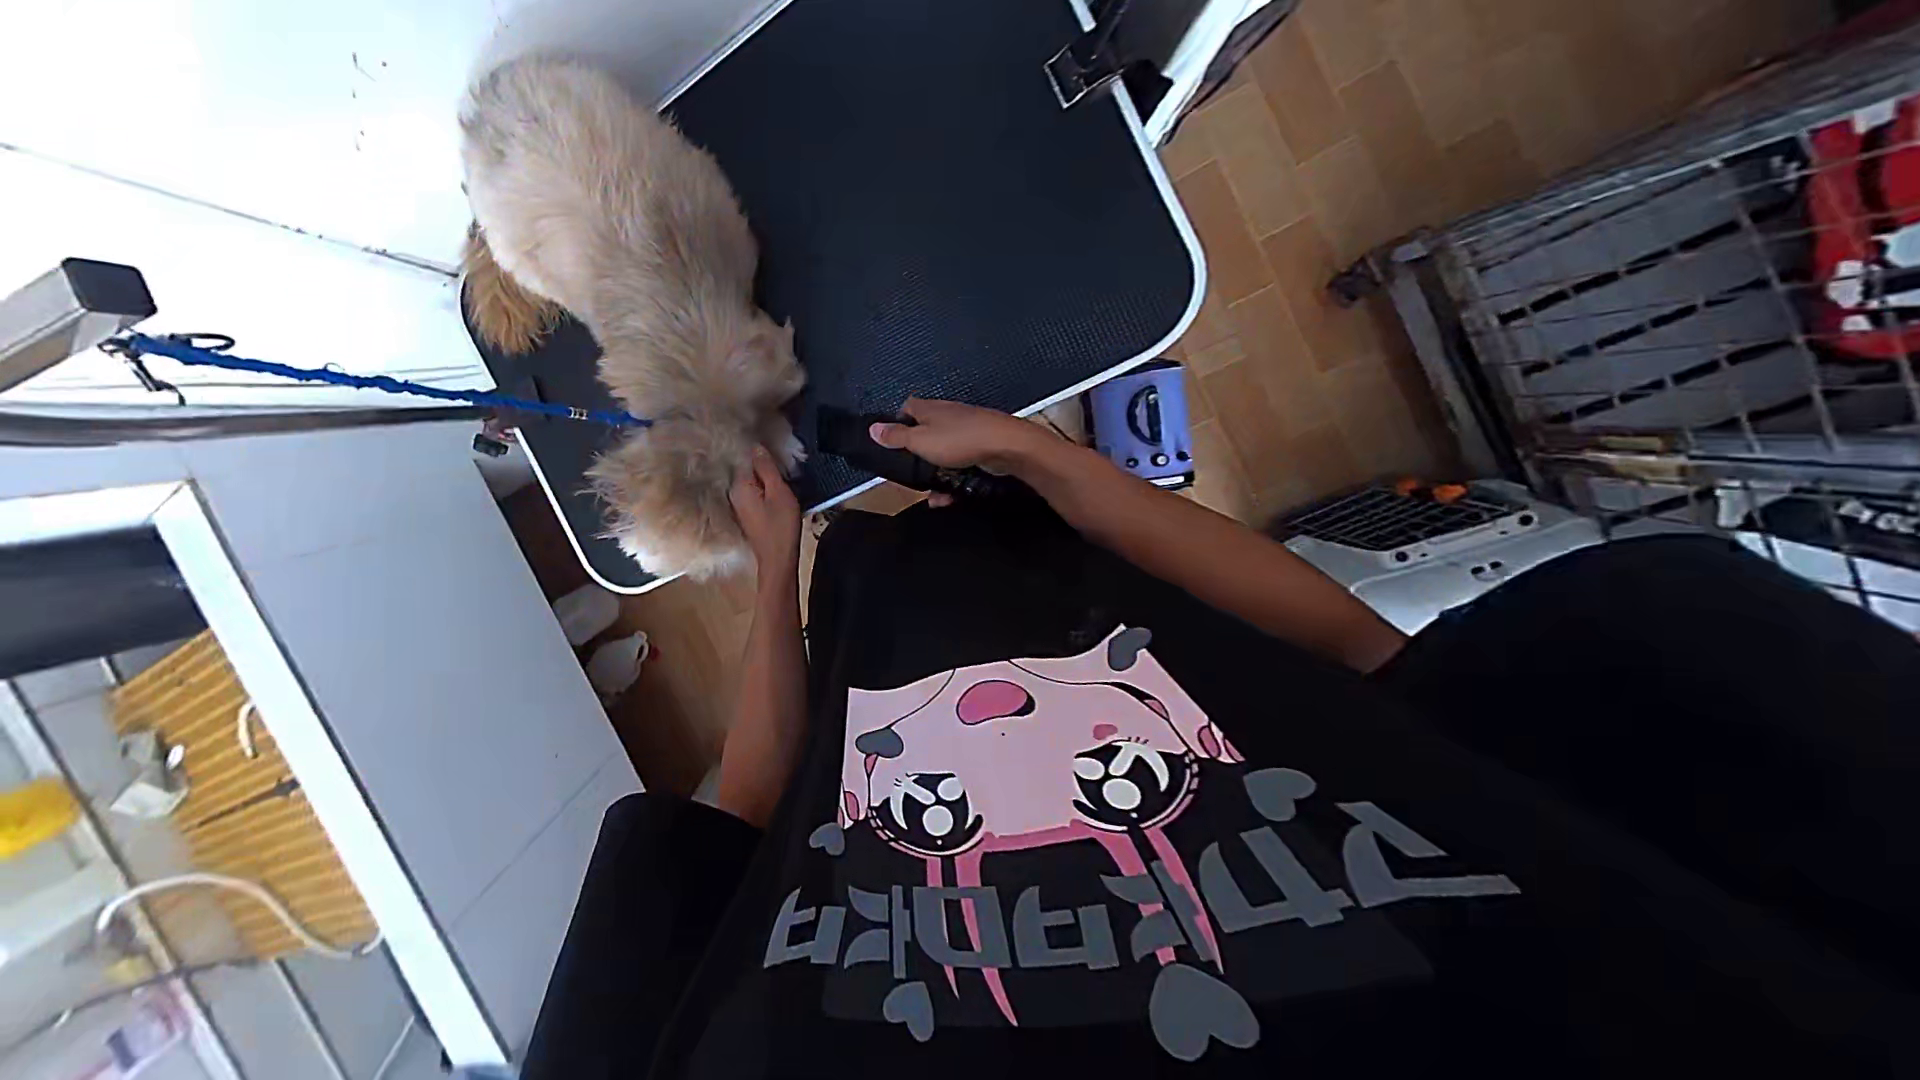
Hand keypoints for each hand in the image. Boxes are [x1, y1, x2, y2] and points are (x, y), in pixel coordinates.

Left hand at [731, 445, 801, 574]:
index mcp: (739, 486)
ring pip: (754, 483)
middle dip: (767, 468)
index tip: (781, 459)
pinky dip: (766, 492)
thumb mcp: (779, 492)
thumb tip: (756, 446)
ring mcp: (739, 506)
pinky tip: (779, 497)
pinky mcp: (747, 514)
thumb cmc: (781, 526)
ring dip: (768, 480)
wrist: (778, 559)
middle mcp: (734, 494)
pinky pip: (755, 494)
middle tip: (788, 472)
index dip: (765, 456)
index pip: (748, 458)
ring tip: (786, 483)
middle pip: (749, 471)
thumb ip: (767, 469)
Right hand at [868, 398, 1057, 475]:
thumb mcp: (919, 440)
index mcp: (929, 409)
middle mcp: (947, 416)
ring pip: (943, 455)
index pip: (906, 408)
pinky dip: (954, 480)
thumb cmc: (960, 439)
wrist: (1005, 446)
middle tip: (911, 475)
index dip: (896, 424)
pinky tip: (951, 496)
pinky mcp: (979, 447)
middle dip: (917, 458)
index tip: (890, 443)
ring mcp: (965, 431)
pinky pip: (960, 466)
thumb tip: (873, 428)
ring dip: (937, 475)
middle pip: (924, 434)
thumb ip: (896, 436)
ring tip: (933, 494)